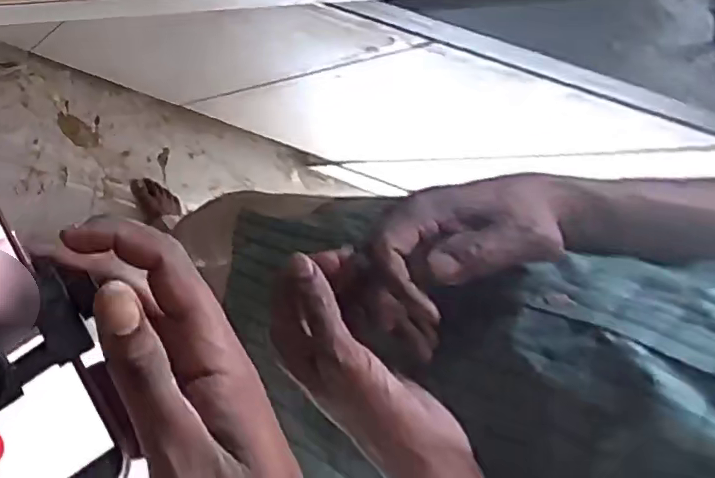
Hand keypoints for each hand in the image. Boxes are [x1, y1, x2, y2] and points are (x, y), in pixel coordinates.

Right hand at [56, 217, 300, 477]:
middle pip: (140, 285)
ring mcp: (188, 382)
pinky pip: (129, 366)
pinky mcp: (175, 410)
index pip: (166, 262)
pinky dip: (95, 357)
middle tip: (35, 264)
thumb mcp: (186, 452)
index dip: (116, 237)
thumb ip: (146, 372)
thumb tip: (110, 289)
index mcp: (214, 350)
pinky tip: (70, 368)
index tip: (66, 240)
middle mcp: (201, 354)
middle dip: (89, 264)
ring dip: (86, 308)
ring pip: (130, 325)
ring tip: (41, 304)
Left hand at [271, 252, 479, 477]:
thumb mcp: (344, 357)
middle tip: (364, 264)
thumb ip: (318, 308)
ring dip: (353, 286)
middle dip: (334, 274)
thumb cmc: (379, 410)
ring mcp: (332, 344)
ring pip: (333, 297)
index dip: (308, 266)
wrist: (429, 459)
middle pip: (309, 289)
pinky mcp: (361, 350)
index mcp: (287, 341)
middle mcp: (302, 339)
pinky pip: (356, 312)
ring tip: (379, 279)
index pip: (285, 286)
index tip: (342, 256)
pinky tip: (389, 299)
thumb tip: (297, 259)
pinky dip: (369, 302)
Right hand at [364, 175, 577, 359]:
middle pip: (372, 258)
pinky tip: (422, 327)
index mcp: (419, 211)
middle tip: (415, 341)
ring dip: (392, 304)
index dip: (397, 281)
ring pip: (379, 268)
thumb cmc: (531, 218)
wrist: (541, 204)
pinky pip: (397, 272)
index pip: (384, 244)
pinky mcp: (418, 247)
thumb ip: (476, 251)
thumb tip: (431, 272)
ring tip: (420, 343)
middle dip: (387, 299)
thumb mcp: (519, 236)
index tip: (430, 317)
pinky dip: (402, 300)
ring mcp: (408, 233)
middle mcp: (402, 220)